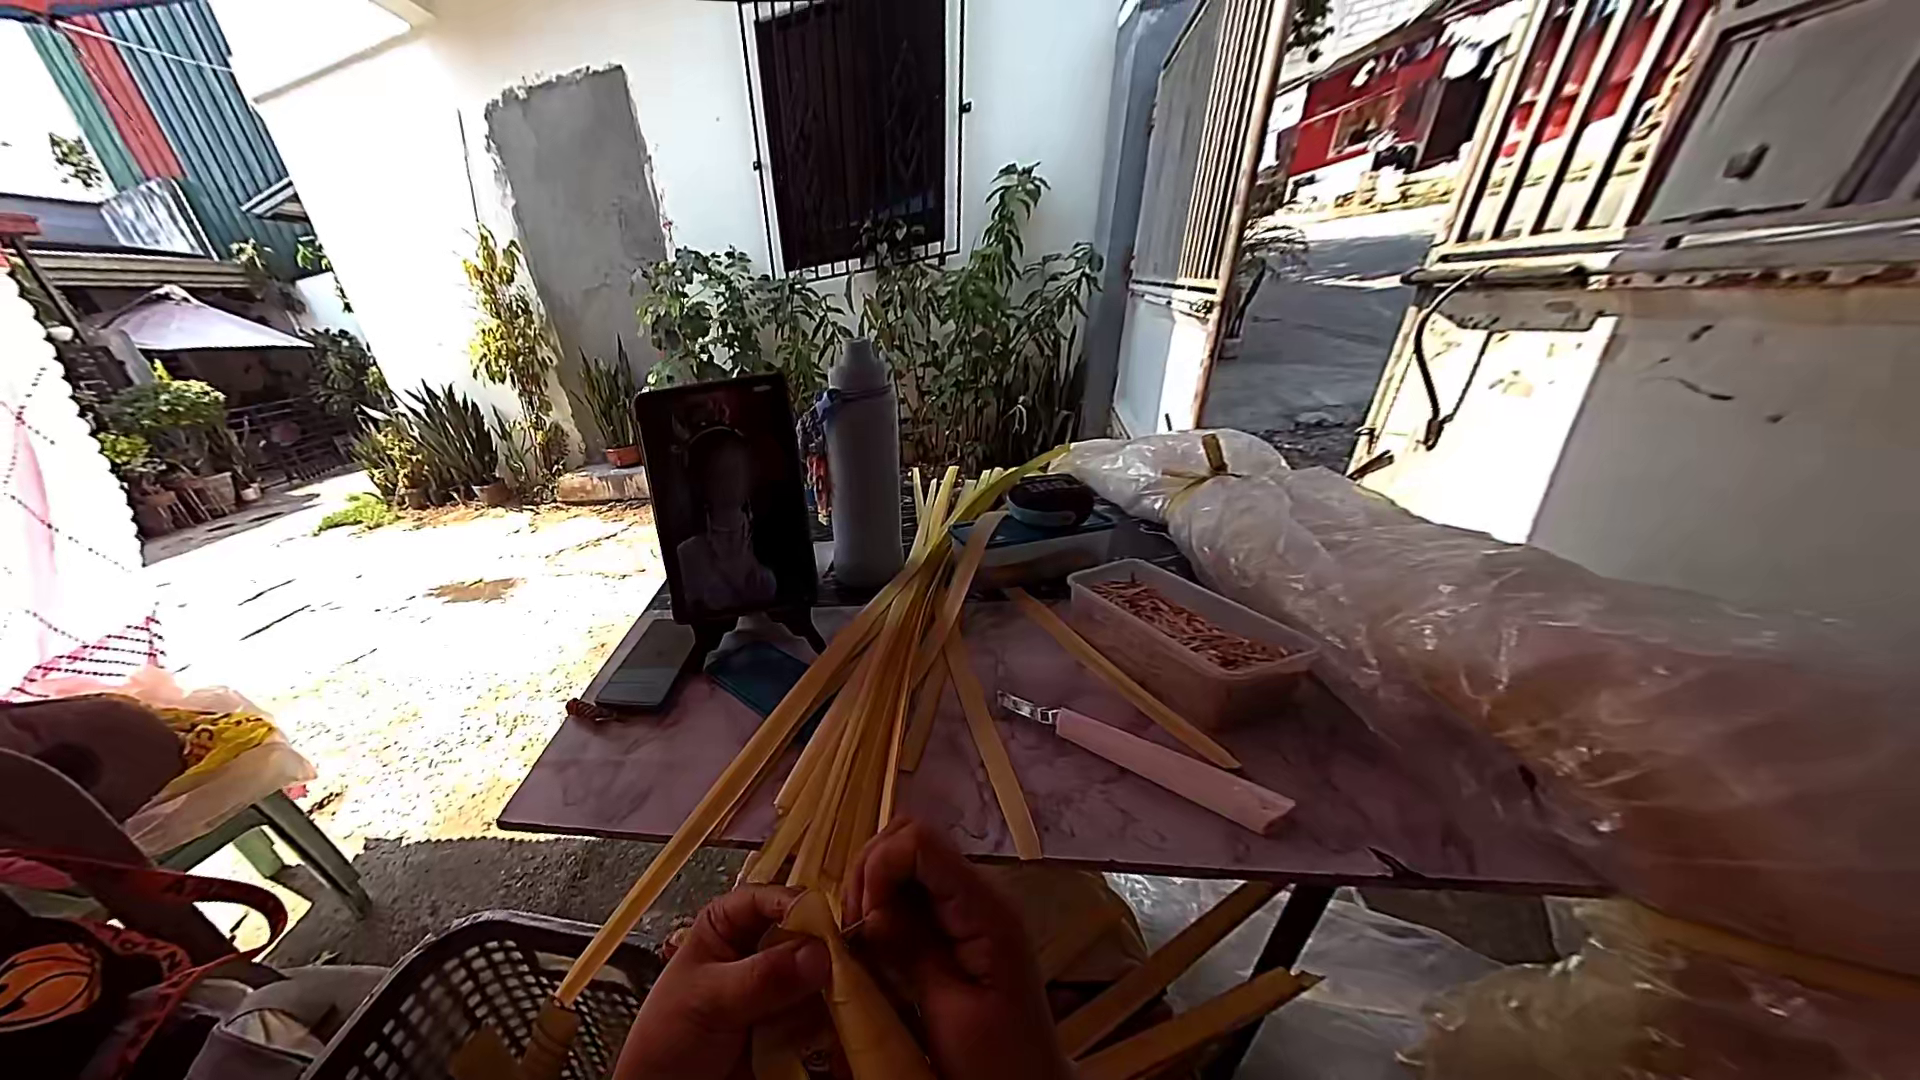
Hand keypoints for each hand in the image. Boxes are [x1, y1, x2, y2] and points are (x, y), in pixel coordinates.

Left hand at [615, 884, 831, 1079]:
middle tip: (837, 968)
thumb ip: (760, 977)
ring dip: (830, 986)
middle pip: (807, 930)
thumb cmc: (668, 1042)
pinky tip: (832, 1027)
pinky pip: (824, 1007)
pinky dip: (831, 1016)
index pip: (771, 897)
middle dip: (822, 949)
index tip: (821, 926)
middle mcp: (764, 943)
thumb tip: (816, 953)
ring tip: (836, 1002)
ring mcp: (782, 982)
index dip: (797, 906)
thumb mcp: (708, 1001)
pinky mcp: (795, 1018)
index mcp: (732, 921)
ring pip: (821, 969)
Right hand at [844, 819, 1072, 1079]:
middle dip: (870, 873)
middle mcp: (976, 891)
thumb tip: (870, 911)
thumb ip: (911, 954)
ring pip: (904, 859)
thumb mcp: (949, 1016)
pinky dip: (881, 908)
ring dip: (872, 889)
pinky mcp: (953, 920)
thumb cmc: (998, 1065)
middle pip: (909, 838)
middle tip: (853, 932)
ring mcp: (964, 903)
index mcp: (984, 907)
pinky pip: (908, 891)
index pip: (921, 842)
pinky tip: (873, 946)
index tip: (861, 922)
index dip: (879, 867)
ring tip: (860, 941)